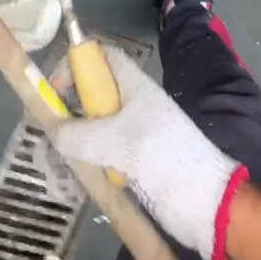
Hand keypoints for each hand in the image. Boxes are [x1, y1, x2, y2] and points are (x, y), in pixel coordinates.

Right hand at [48, 45, 245, 259]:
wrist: (207, 203)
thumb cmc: (166, 158)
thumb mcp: (116, 142)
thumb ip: (78, 135)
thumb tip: (54, 132)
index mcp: (135, 87)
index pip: (103, 56)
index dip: (77, 62)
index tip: (57, 88)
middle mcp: (134, 107)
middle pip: (95, 94)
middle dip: (72, 109)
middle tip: (57, 132)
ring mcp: (136, 137)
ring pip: (97, 129)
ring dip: (80, 143)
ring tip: (68, 162)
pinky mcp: (136, 164)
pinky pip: (104, 156)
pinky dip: (92, 165)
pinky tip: (86, 180)